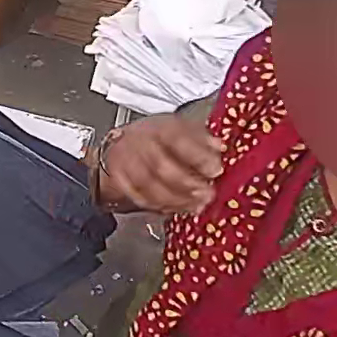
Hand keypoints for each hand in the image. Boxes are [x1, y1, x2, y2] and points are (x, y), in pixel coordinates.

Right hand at [97, 114, 223, 214]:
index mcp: (160, 127)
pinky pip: (138, 197)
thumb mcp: (181, 128)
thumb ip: (201, 138)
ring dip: (175, 200)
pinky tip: (174, 208)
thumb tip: (218, 147)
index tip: (215, 171)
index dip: (198, 157)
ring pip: (149, 186)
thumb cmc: (156, 137)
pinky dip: (158, 206)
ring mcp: (126, 162)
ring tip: (195, 205)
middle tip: (207, 194)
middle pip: (161, 167)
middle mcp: (140, 143)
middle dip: (187, 184)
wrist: (123, 143)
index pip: (178, 140)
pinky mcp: (118, 179)